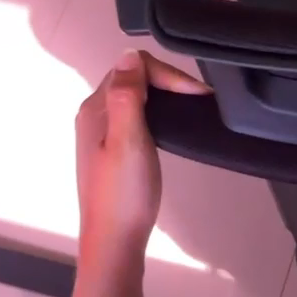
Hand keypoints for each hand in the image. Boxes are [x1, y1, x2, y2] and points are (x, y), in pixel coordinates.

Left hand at [74, 50, 209, 276]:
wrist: (114, 242)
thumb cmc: (124, 193)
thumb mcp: (129, 141)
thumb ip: (127, 97)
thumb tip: (129, 53)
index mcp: (96, 109)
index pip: (132, 67)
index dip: (167, 75)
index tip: (198, 95)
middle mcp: (94, 115)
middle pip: (133, 78)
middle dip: (169, 82)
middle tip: (202, 100)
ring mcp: (101, 133)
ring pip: (136, 96)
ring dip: (165, 95)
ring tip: (193, 108)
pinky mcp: (112, 149)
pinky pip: (136, 114)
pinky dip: (158, 111)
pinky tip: (172, 126)